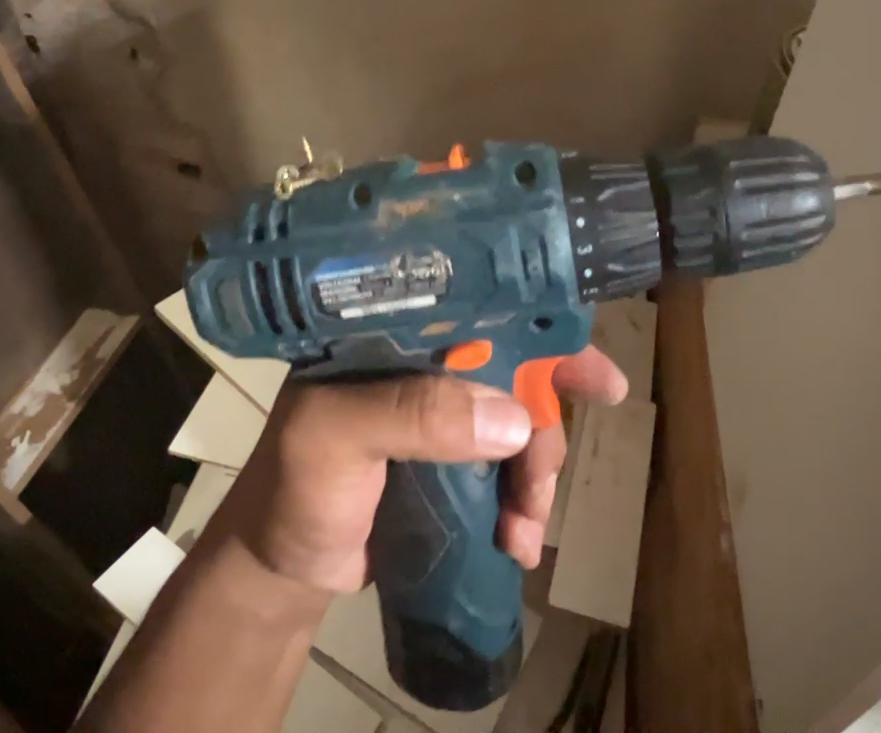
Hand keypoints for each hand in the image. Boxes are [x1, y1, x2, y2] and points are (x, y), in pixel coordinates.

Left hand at [210, 348, 629, 593]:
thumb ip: (412, 416)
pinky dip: (525, 505)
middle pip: (515, 371)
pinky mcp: (455, 462)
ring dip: (535, 478)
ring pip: (520, 426)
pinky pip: (510, 470)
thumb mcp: (333, 439)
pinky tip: (518, 542)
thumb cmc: (294, 488)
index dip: (541, 330)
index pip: (478, 311)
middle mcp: (426, 364)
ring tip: (523, 528)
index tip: (596, 372)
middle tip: (548, 474)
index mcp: (395, 337)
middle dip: (545, 424)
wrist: (284, 568)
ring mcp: (444, 415)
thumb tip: (514, 420)